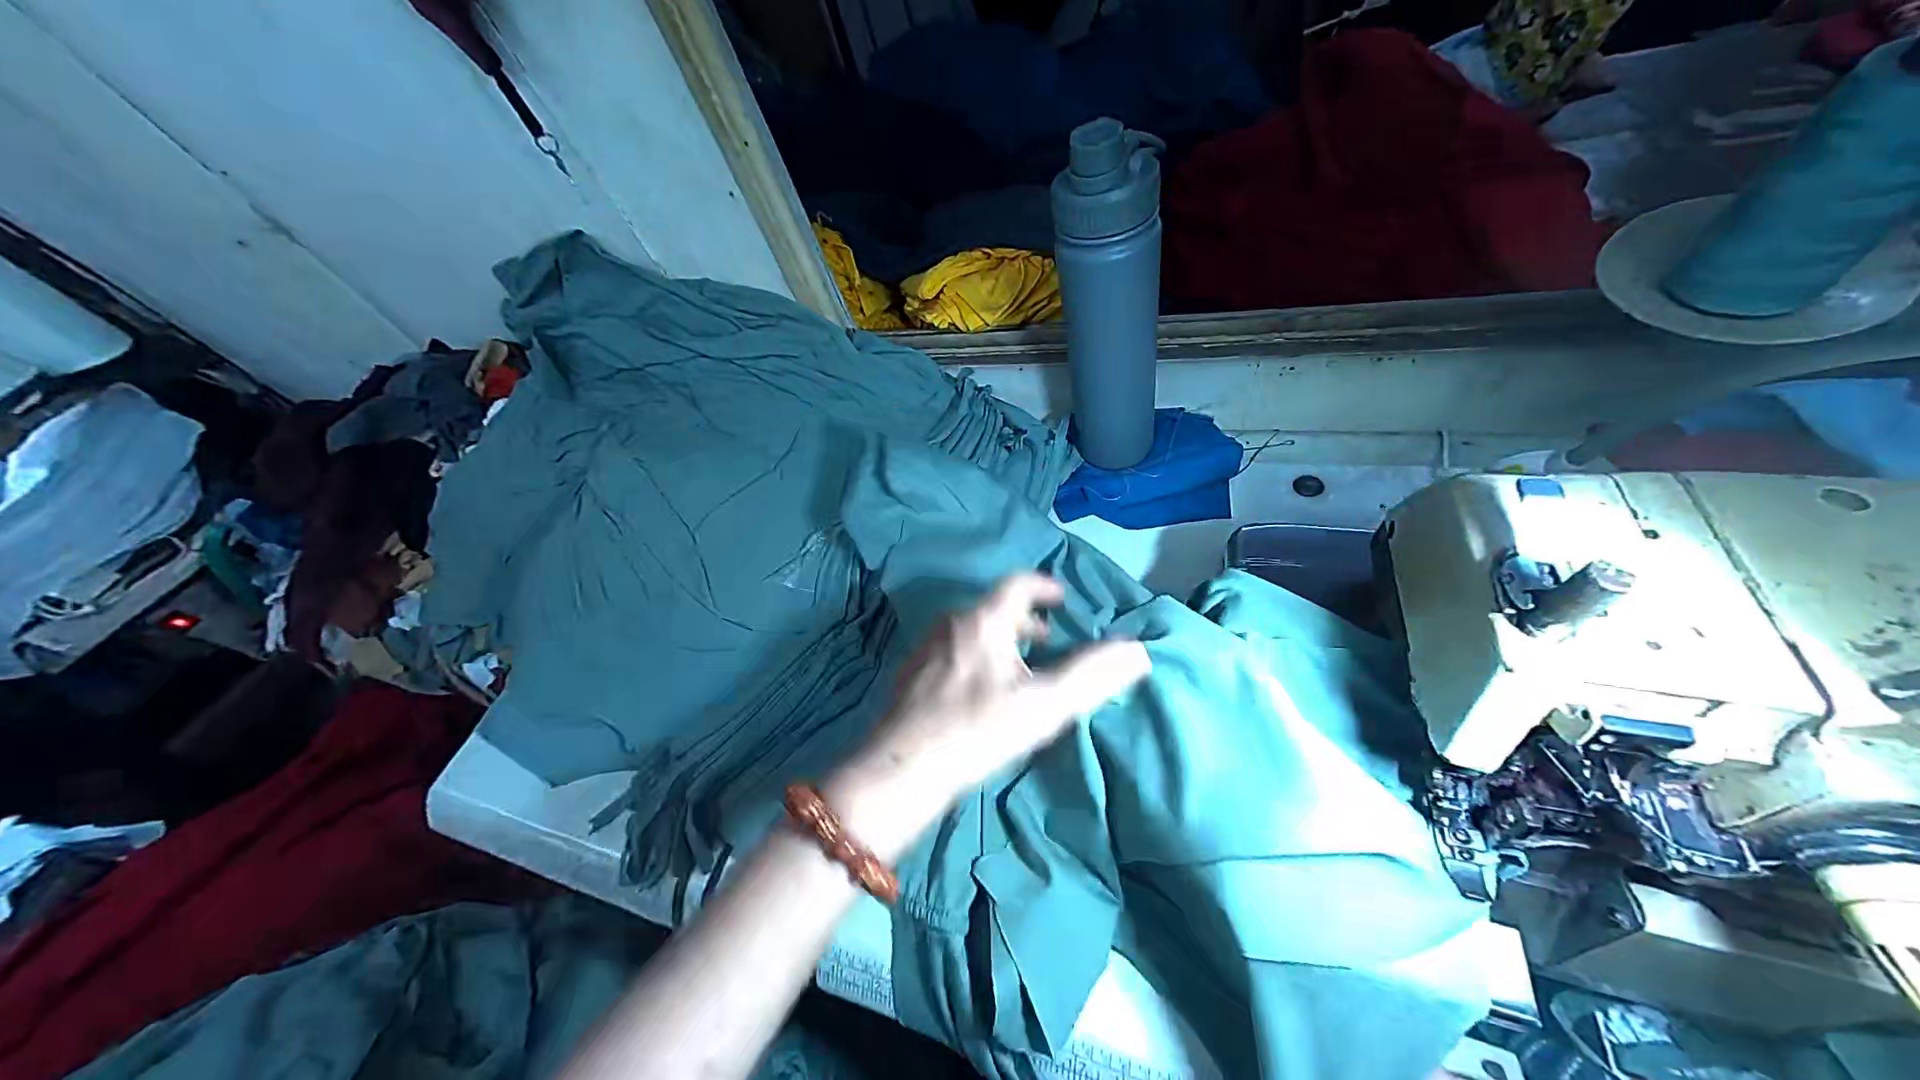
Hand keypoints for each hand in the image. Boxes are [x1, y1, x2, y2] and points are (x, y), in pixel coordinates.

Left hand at [824, 573, 1150, 860]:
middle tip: (1049, 639)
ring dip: (1001, 641)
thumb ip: (1093, 676)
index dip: (1044, 587)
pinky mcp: (910, 677)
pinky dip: (976, 658)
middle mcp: (950, 625)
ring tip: (1019, 668)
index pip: (1017, 585)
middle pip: (993, 609)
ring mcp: (925, 650)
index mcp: (982, 621)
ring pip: (971, 632)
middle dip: (1026, 621)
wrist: (902, 769)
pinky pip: (952, 652)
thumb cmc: (978, 730)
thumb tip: (1139, 651)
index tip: (1062, 599)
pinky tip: (980, 693)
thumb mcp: (1045, 705)